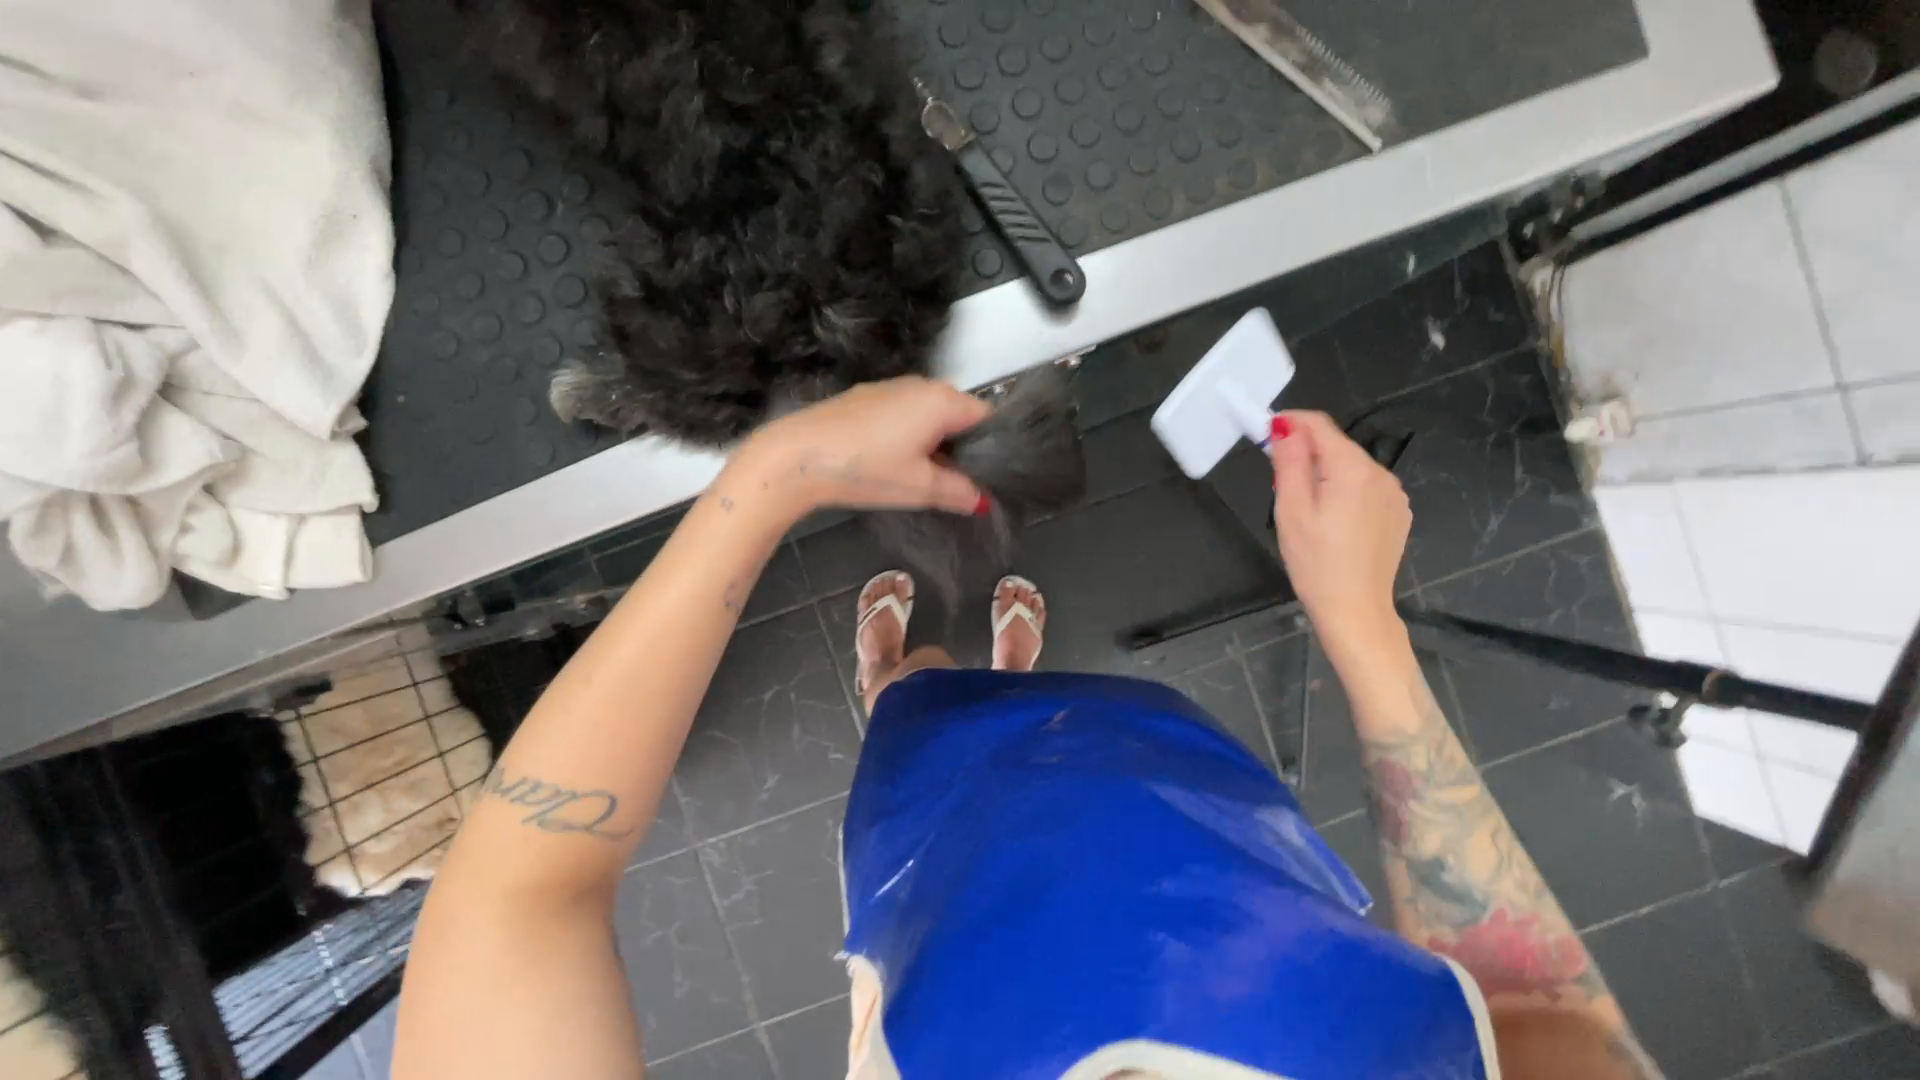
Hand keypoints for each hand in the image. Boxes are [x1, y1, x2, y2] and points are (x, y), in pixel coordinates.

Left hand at [735, 376, 991, 516]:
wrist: (796, 458)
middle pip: (956, 413)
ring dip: (930, 441)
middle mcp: (919, 384)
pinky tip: (887, 462)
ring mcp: (887, 388)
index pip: (985, 416)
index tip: (984, 476)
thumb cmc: (867, 469)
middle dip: (959, 445)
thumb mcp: (920, 488)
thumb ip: (959, 491)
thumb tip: (982, 500)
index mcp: (942, 399)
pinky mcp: (861, 398)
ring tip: (918, 476)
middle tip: (953, 483)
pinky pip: (899, 413)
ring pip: (926, 413)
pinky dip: (904, 434)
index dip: (990, 446)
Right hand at [1270, 410, 1410, 649]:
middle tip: (1277, 483)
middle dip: (1306, 454)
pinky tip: (1331, 523)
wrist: (1355, 610)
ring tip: (1304, 509)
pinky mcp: (1398, 514)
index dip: (1290, 422)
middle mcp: (1381, 474)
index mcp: (1353, 469)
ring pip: (1351, 468)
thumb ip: (1289, 462)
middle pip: (1337, 447)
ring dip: (1325, 475)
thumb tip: (1285, 426)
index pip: (1320, 425)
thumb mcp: (1291, 510)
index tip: (1264, 432)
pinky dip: (1344, 492)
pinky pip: (1365, 489)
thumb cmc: (1315, 562)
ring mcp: (1394, 495)